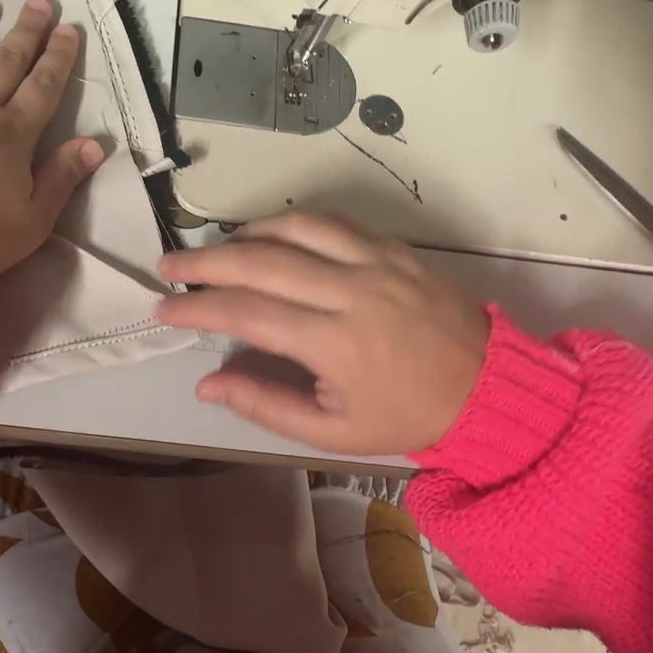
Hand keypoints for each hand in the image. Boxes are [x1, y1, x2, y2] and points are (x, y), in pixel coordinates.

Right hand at [155, 214, 489, 454]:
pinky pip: (331, 221)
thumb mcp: (331, 430)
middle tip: (167, 265)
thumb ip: (265, 404)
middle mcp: (351, 291)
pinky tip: (268, 234)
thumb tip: (205, 385)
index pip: (246, 312)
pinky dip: (290, 222)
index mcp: (335, 343)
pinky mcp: (394, 247)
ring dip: (244, 234)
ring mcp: (376, 261)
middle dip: (203, 262)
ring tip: (214, 249)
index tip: (163, 308)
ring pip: (294, 227)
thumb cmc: (404, 415)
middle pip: (260, 261)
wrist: (488, 388)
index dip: (197, 308)